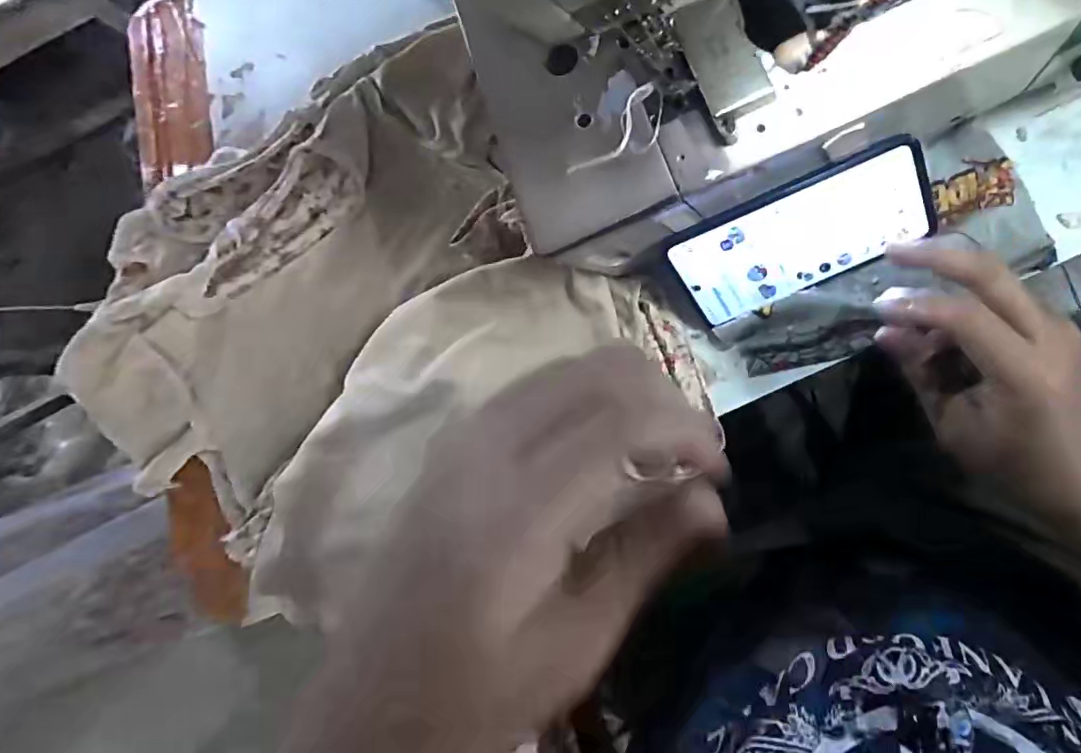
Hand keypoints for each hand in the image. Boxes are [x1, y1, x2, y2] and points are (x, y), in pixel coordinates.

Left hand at [287, 345, 727, 752]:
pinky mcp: (461, 435)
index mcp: (514, 510)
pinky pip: (551, 380)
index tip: (720, 470)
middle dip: (668, 402)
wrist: (361, 717)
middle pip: (607, 370)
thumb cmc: (474, 697)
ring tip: (658, 450)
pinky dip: (598, 395)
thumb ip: (648, 557)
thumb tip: (716, 499)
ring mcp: (467, 433)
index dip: (688, 430)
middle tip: (691, 459)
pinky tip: (608, 446)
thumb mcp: (576, 645)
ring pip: (580, 364)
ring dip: (635, 394)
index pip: (623, 420)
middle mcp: (487, 448)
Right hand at [872, 242, 1080, 527]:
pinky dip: (970, 297)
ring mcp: (1060, 323)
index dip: (918, 306)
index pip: (966, 317)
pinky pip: (1006, 296)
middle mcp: (1050, 335)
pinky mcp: (1061, 322)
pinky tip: (943, 319)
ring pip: (996, 278)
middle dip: (936, 254)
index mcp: (1026, 372)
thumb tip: (885, 330)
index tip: (879, 306)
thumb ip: (920, 372)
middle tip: (894, 251)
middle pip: (989, 271)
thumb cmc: (1013, 465)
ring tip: (910, 298)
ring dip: (949, 276)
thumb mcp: (955, 427)